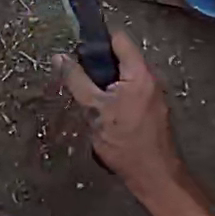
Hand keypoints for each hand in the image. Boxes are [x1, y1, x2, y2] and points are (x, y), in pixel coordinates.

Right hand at [59, 29, 185, 196]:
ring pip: (123, 77)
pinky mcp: (152, 109)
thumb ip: (76, 80)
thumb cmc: (125, 142)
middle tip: (79, 77)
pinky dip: (115, 96)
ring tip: (88, 97)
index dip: (97, 39)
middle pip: (120, 57)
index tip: (78, 49)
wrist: (154, 177)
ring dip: (105, 83)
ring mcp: (153, 94)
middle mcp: (150, 78)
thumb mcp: (94, 109)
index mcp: (139, 72)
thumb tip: (60, 57)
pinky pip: (130, 91)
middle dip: (98, 65)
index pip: (118, 38)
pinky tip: (103, 113)